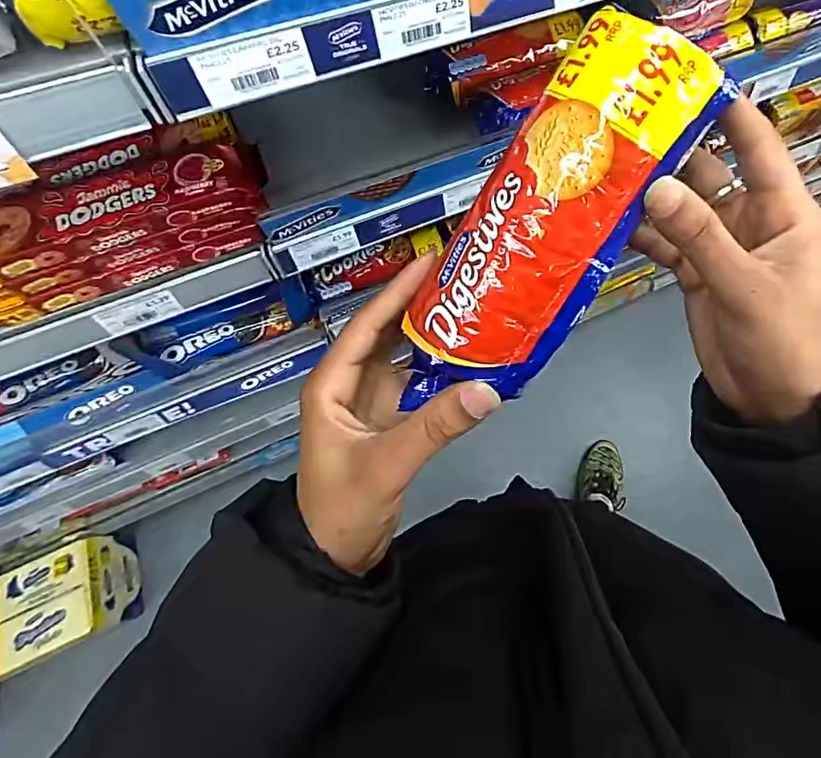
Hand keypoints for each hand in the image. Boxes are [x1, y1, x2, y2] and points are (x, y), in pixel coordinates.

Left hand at [297, 253, 501, 573]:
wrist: (333, 558)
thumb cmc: (342, 508)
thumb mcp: (388, 463)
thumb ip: (436, 426)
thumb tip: (487, 389)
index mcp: (332, 383)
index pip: (367, 325)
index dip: (396, 291)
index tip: (428, 261)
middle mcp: (348, 383)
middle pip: (384, 333)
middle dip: (415, 304)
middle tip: (455, 275)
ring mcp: (368, 401)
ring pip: (400, 356)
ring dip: (428, 334)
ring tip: (465, 306)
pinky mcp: (386, 418)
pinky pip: (413, 382)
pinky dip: (436, 369)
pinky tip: (463, 358)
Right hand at [629, 96, 820, 423]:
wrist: (769, 399)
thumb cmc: (780, 338)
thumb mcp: (745, 285)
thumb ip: (700, 236)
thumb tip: (655, 186)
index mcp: (781, 210)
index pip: (758, 146)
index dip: (731, 110)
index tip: (693, 79)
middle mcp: (747, 217)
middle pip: (707, 170)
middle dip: (670, 150)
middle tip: (624, 125)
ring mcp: (717, 242)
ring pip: (678, 204)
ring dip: (647, 190)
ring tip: (603, 167)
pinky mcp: (692, 267)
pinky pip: (662, 238)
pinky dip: (638, 230)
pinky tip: (606, 219)